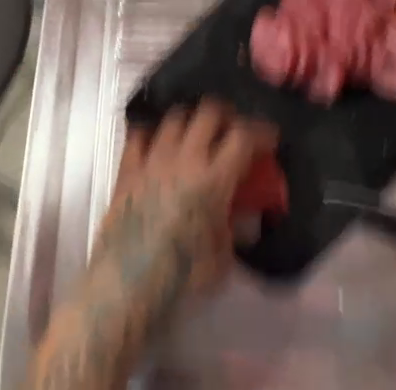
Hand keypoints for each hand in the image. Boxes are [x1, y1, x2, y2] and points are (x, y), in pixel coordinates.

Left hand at [96, 101, 277, 301]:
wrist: (127, 284)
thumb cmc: (181, 276)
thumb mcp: (222, 257)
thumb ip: (233, 229)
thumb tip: (241, 218)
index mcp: (214, 179)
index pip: (244, 137)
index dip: (261, 131)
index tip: (268, 137)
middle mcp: (185, 159)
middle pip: (209, 113)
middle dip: (226, 116)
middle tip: (232, 128)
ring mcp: (153, 159)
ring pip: (175, 117)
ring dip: (191, 120)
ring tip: (196, 132)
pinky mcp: (127, 168)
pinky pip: (138, 134)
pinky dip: (151, 132)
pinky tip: (157, 140)